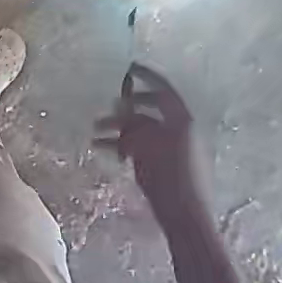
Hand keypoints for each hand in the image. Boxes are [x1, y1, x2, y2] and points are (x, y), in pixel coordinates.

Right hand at [96, 64, 207, 222]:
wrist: (185, 216)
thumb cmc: (172, 179)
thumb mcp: (151, 148)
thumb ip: (136, 126)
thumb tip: (120, 108)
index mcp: (182, 121)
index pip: (164, 90)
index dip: (147, 77)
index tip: (129, 66)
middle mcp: (178, 130)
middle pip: (149, 110)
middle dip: (126, 107)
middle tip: (107, 106)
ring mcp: (169, 147)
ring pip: (140, 129)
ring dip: (118, 127)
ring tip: (96, 129)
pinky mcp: (160, 163)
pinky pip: (139, 147)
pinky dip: (122, 144)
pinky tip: (103, 147)